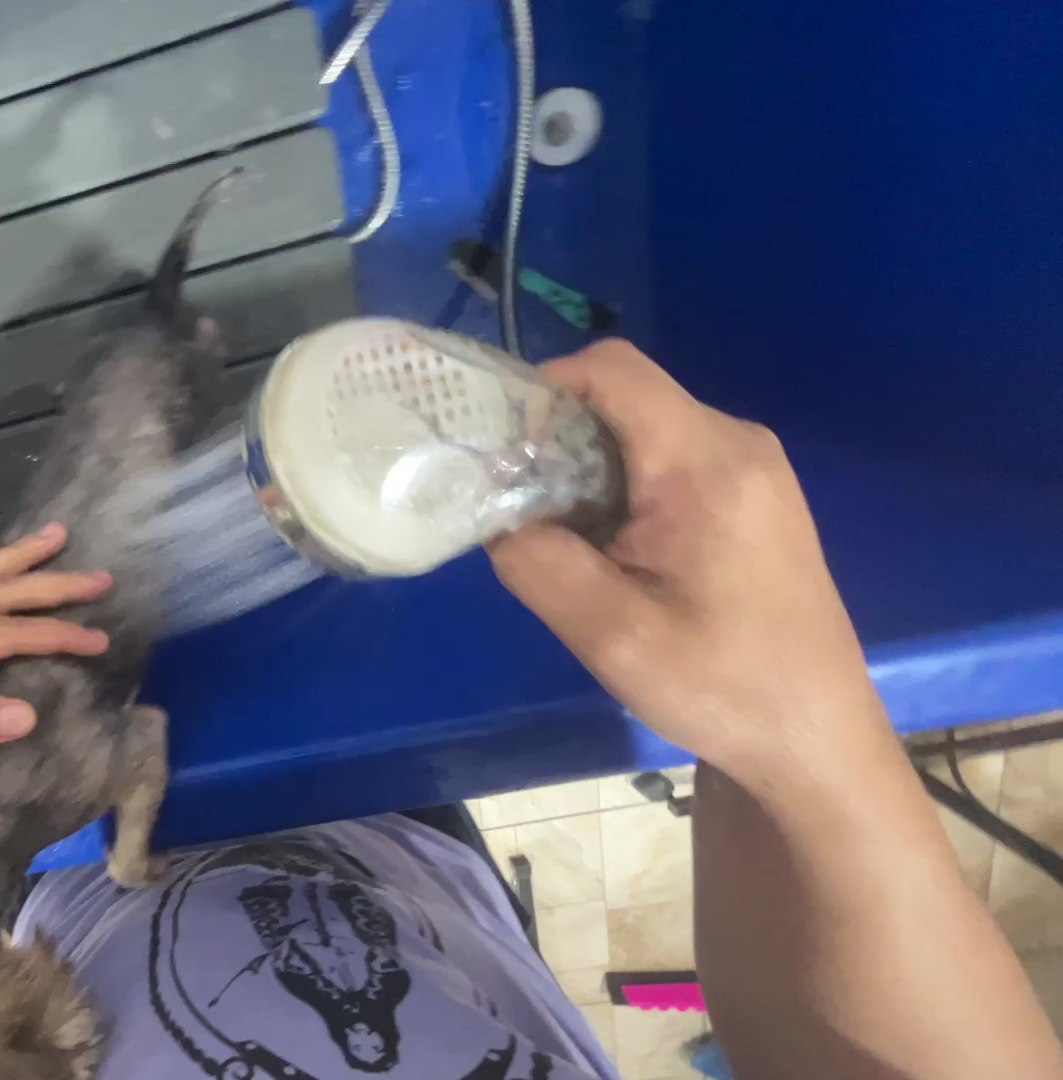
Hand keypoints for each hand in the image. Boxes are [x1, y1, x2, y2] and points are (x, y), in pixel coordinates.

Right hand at [488, 340, 887, 780]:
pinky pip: (649, 460)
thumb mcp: (607, 632)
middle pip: (614, 397)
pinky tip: (592, 546)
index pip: (611, 371)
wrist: (811, 741)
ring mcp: (740, 468)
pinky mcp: (736, 495)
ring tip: (547, 534)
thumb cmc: (719, 686)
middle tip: (509, 505)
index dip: (539, 388)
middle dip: (547, 438)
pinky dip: (601, 487)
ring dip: (571, 469)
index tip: (493, 445)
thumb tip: (490, 511)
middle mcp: (732, 445)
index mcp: (707, 465)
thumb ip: (533, 559)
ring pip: (626, 430)